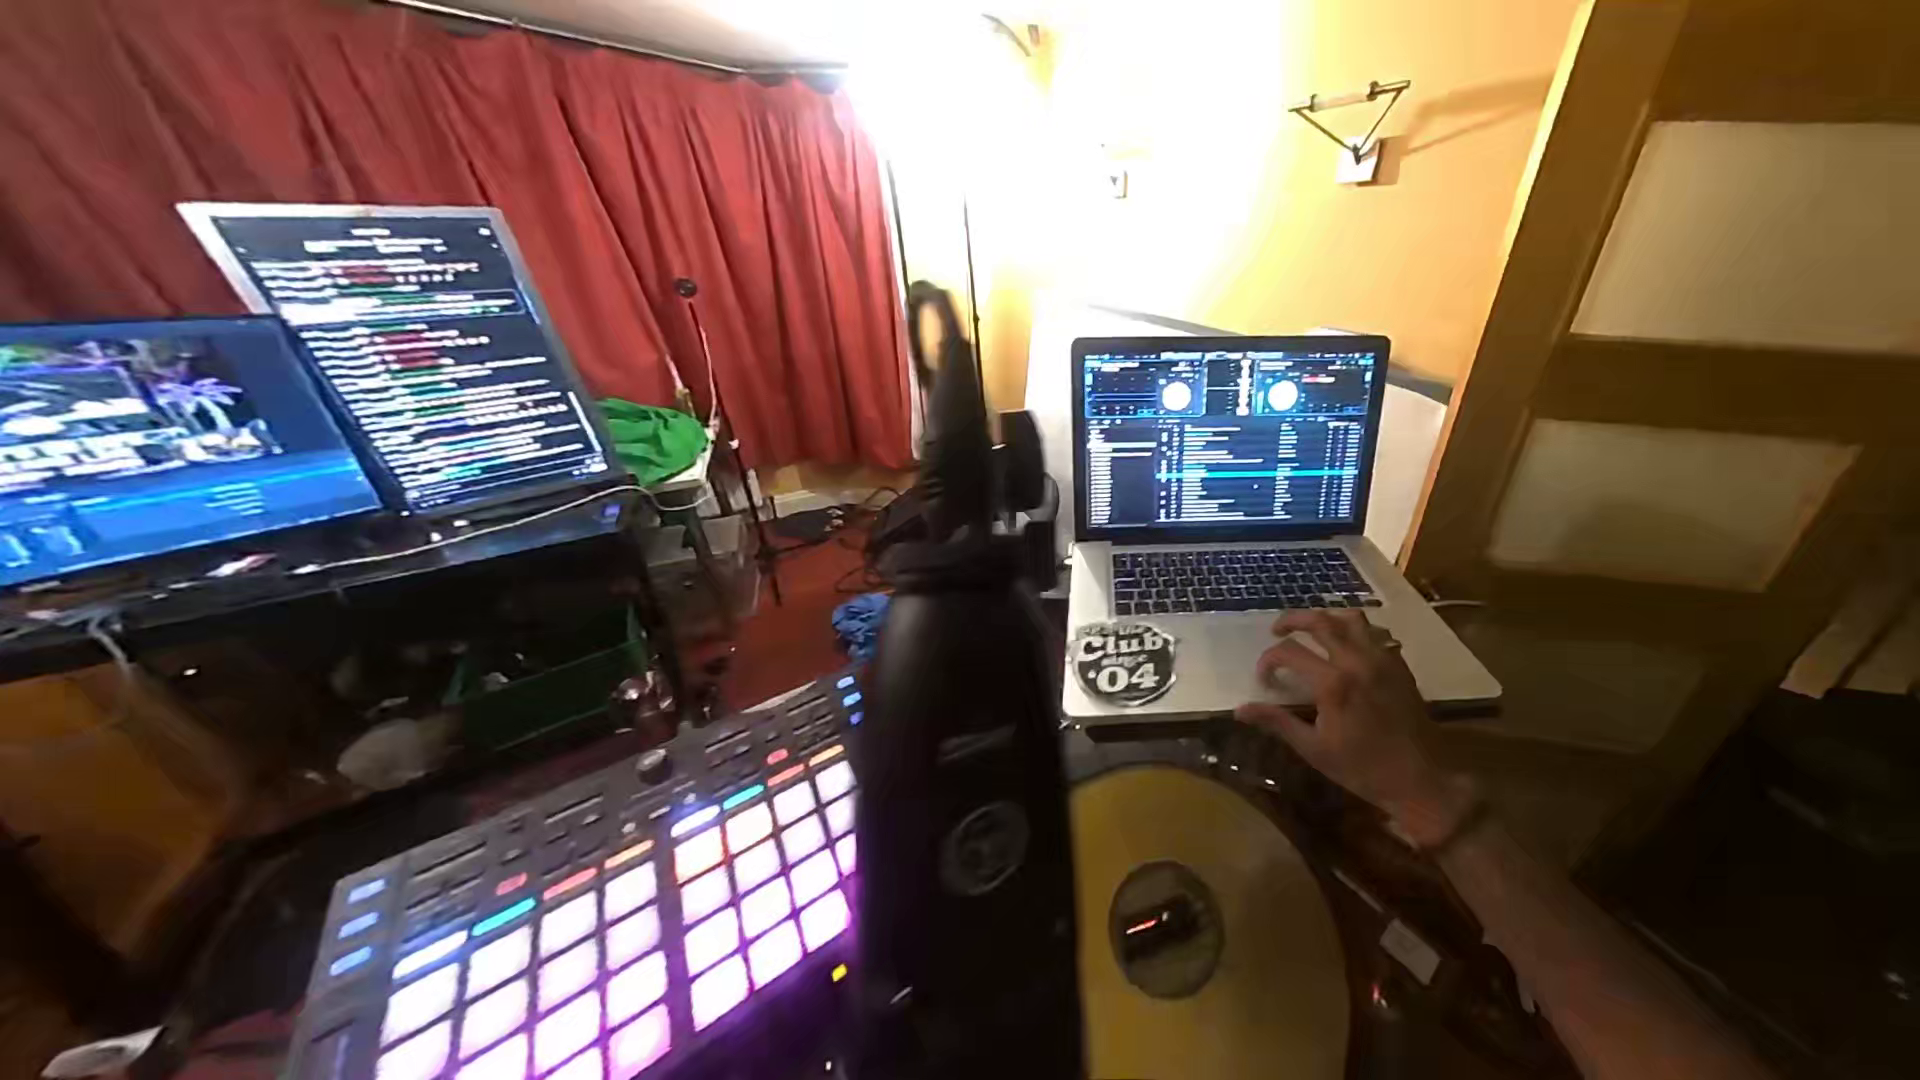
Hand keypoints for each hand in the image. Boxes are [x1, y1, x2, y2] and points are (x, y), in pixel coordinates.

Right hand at [1236, 611, 1472, 845]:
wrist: (1424, 782)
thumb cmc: (1363, 768)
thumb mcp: (1313, 749)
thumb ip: (1277, 721)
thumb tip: (1240, 710)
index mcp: (1333, 682)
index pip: (1288, 652)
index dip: (1268, 660)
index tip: (1264, 678)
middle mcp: (1358, 662)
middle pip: (1319, 621)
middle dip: (1291, 620)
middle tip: (1277, 631)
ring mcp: (1383, 661)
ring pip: (1351, 618)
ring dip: (1326, 618)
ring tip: (1311, 631)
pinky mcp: (1400, 667)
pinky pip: (1376, 633)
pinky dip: (1355, 631)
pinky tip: (1345, 647)